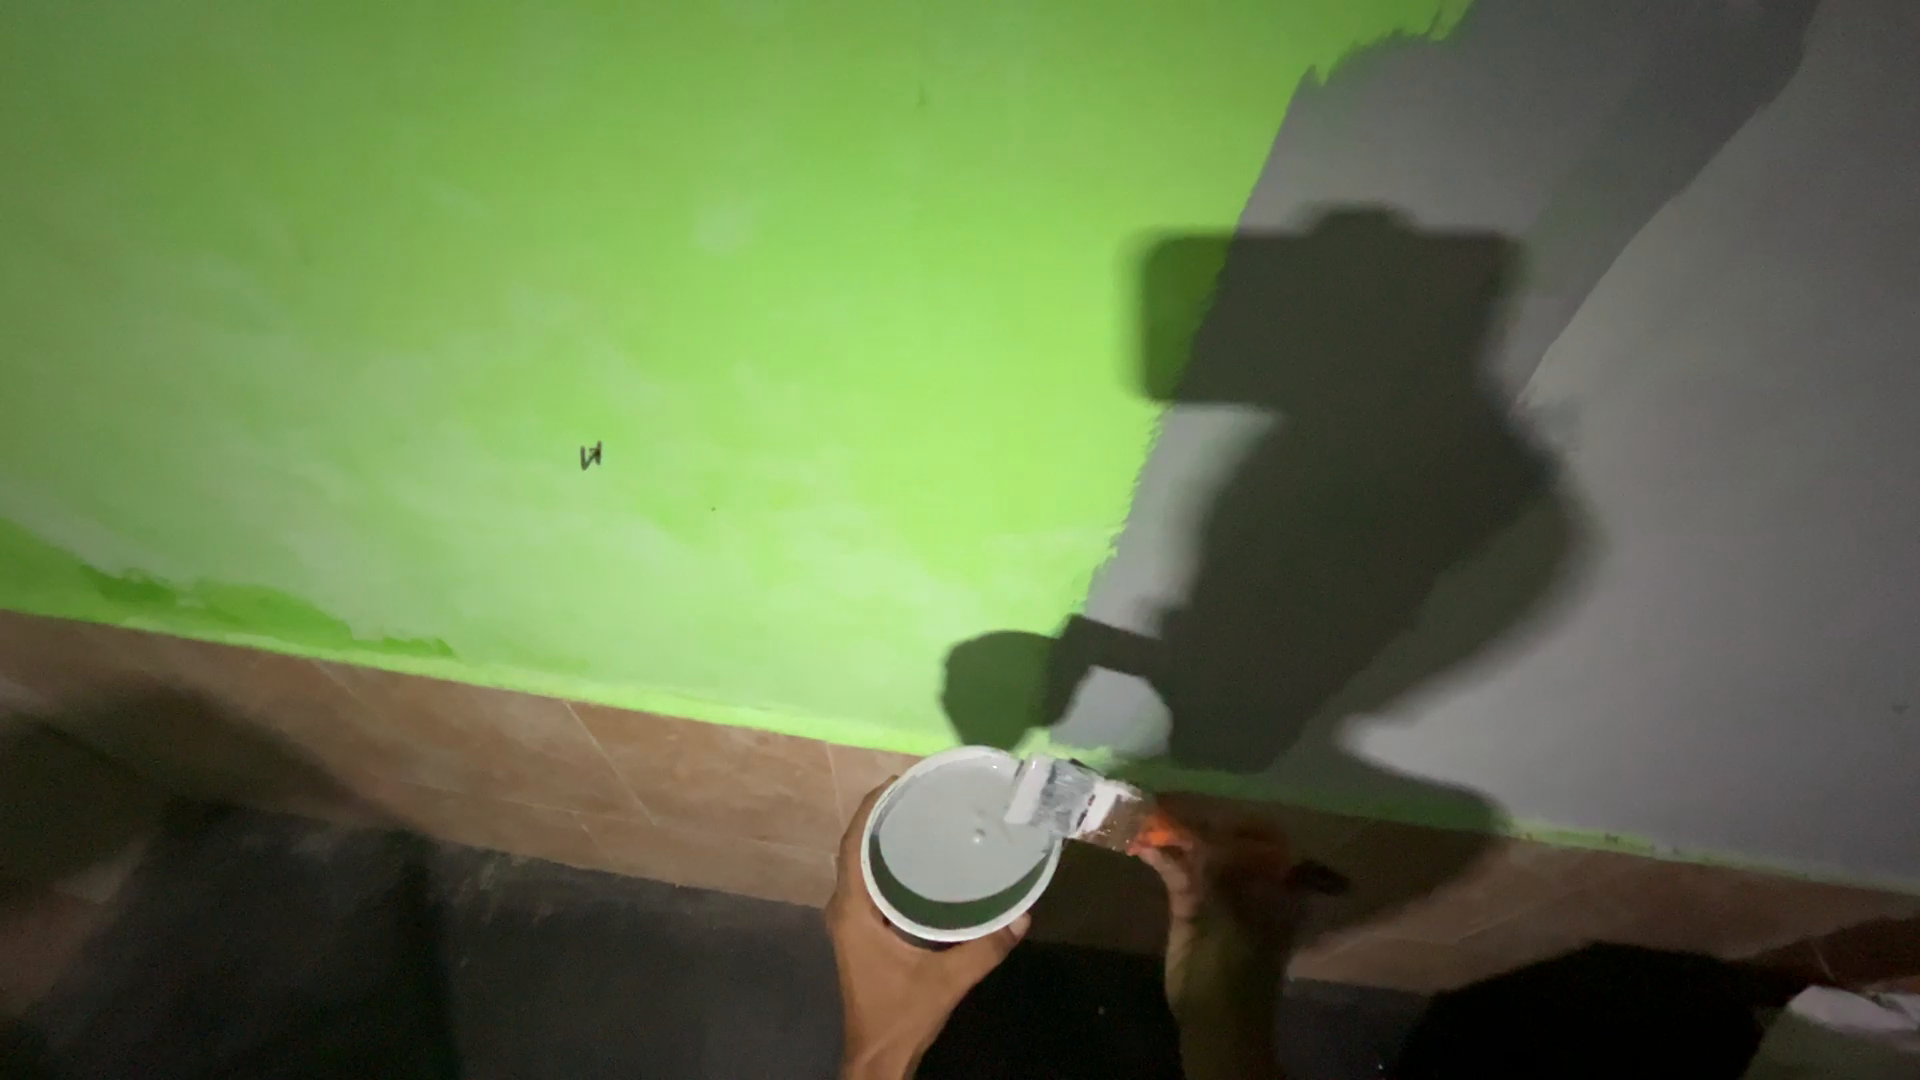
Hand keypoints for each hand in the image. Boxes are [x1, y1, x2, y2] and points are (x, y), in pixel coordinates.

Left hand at [827, 780, 1028, 1079]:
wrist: (879, 1057)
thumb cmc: (901, 1013)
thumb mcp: (946, 981)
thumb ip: (984, 948)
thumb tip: (1023, 914)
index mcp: (852, 908)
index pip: (852, 842)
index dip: (870, 806)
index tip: (898, 780)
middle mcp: (845, 905)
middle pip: (856, 845)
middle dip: (883, 814)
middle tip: (920, 790)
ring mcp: (851, 918)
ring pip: (861, 861)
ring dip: (884, 835)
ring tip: (921, 811)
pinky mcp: (862, 928)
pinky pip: (869, 878)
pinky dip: (887, 859)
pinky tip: (919, 854)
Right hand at [1134, 802, 1331, 1079]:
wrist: (1215, 1024)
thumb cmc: (1235, 973)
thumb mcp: (1230, 919)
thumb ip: (1215, 873)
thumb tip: (1201, 833)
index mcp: (1274, 888)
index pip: (1260, 839)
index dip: (1235, 819)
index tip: (1208, 801)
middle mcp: (1248, 884)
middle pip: (1224, 841)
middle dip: (1197, 821)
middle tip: (1168, 800)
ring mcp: (1218, 893)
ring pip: (1197, 853)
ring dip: (1174, 834)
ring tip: (1149, 811)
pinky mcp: (1189, 904)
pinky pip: (1176, 871)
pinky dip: (1160, 854)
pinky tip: (1139, 842)